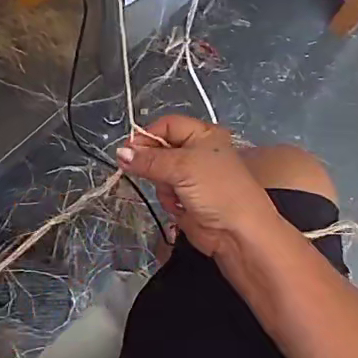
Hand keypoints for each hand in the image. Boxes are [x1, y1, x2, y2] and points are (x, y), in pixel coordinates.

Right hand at [116, 114, 284, 258]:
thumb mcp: (182, 168)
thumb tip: (120, 152)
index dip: (147, 136)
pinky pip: (164, 191)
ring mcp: (192, 176)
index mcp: (203, 135)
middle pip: (160, 149)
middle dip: (154, 164)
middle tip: (152, 174)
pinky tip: (179, 206)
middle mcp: (197, 151)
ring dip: (162, 185)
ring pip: (159, 173)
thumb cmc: (217, 190)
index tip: (128, 151)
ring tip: (175, 194)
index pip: (166, 125)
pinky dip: (168, 199)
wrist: (238, 232)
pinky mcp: (186, 197)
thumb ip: (149, 160)